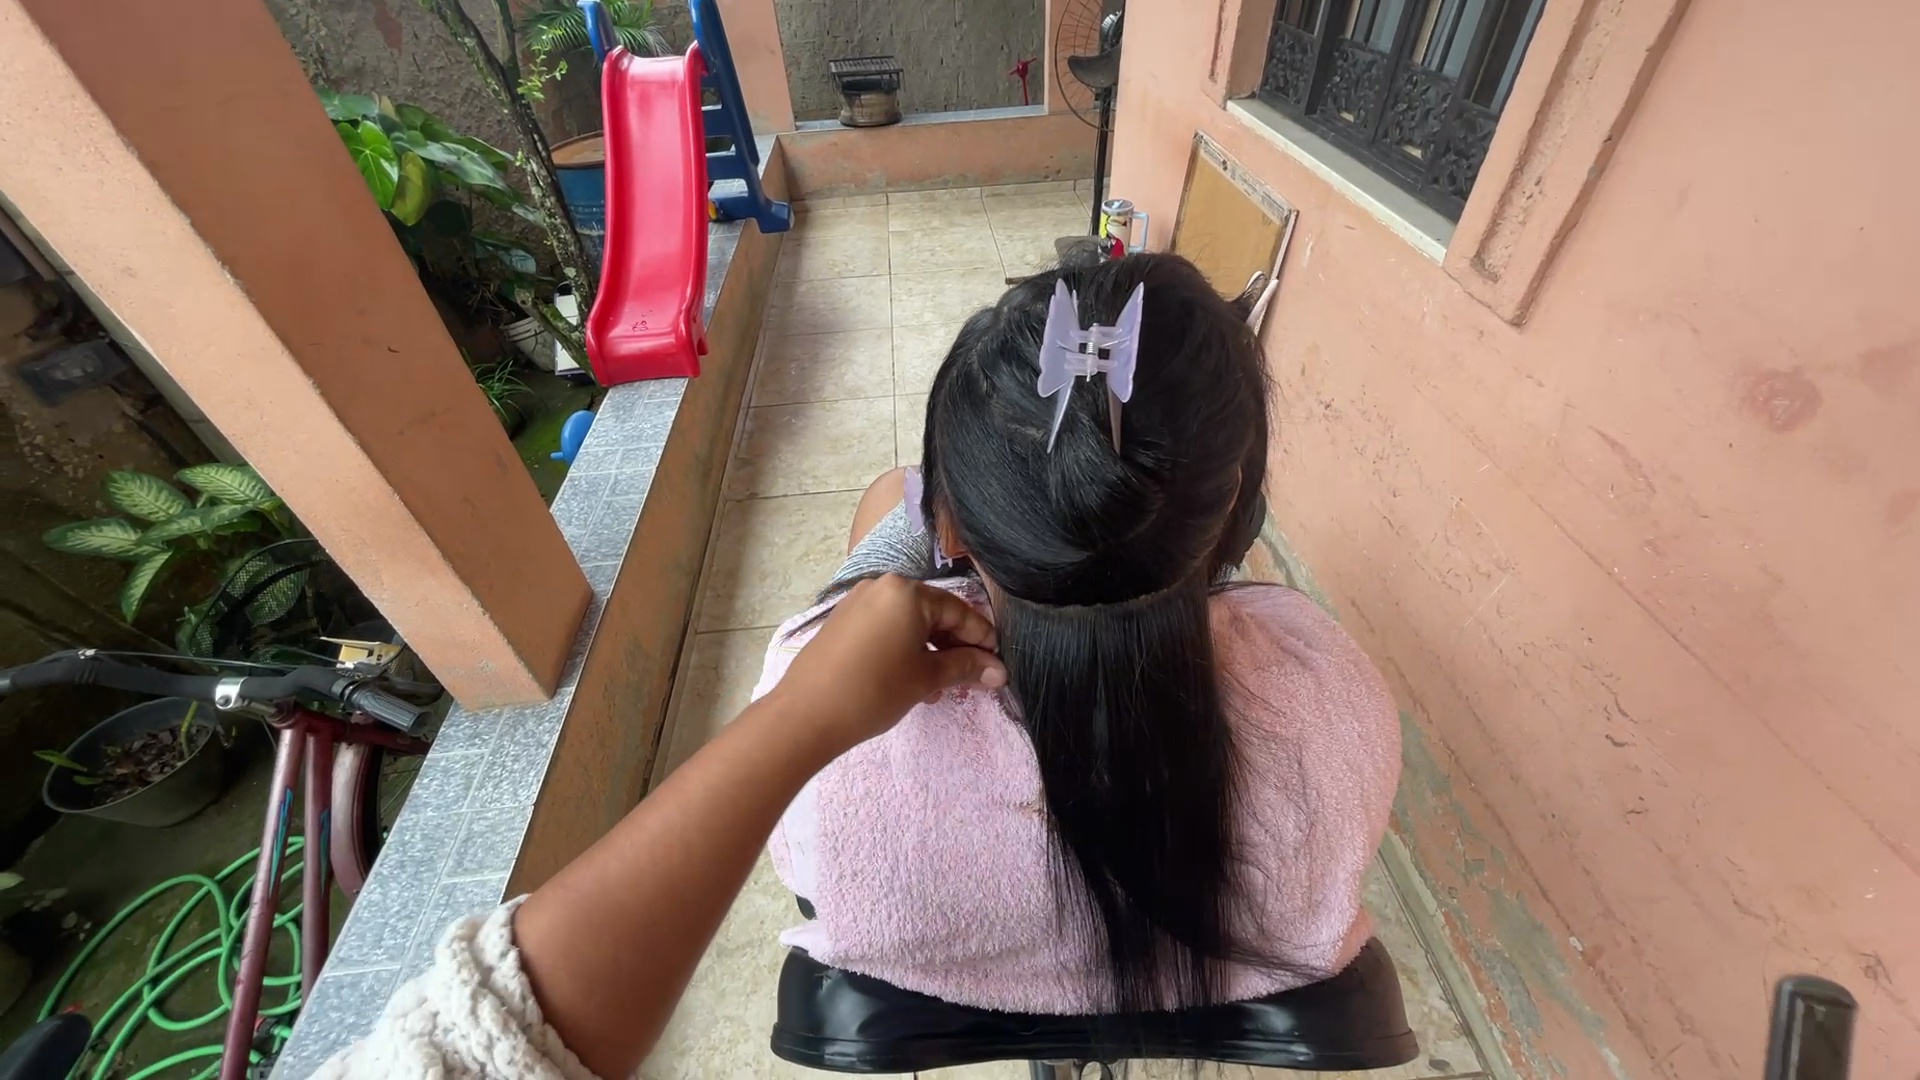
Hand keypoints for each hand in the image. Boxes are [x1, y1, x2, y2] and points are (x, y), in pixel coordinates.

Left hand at [769, 575, 1005, 750]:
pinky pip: (886, 628)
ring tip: (941, 688)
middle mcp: (882, 587)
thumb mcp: (926, 678)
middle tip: (972, 679)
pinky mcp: (843, 621)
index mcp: (906, 591)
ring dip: (931, 651)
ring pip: (909, 623)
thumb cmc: (874, 691)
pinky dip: (905, 649)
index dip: (982, 639)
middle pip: (933, 614)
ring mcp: (859, 602)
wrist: (805, 715)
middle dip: (955, 647)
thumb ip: (965, 668)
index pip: (958, 611)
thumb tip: (998, 671)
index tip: (998, 664)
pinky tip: (912, 680)